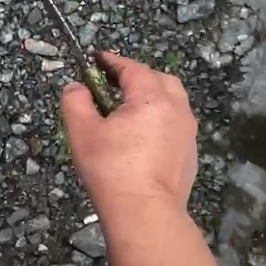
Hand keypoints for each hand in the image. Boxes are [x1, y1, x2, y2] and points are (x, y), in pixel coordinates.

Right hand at [61, 53, 198, 214]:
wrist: (143, 207)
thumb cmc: (109, 165)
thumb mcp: (81, 130)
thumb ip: (75, 101)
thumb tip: (76, 87)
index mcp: (151, 100)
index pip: (134, 69)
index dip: (114, 61)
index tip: (97, 57)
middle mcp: (177, 110)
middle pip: (162, 80)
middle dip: (139, 75)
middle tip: (114, 81)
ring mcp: (187, 132)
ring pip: (173, 101)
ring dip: (151, 95)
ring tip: (126, 105)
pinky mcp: (189, 152)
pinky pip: (175, 122)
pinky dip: (158, 116)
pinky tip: (139, 132)